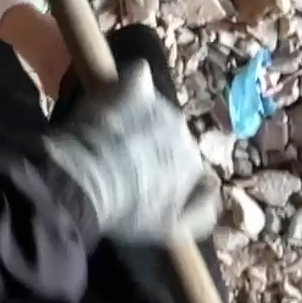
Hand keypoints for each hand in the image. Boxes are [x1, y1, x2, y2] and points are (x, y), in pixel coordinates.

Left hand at [41, 61, 216, 242]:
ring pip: (153, 104)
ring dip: (138, 111)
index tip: (142, 172)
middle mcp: (183, 132)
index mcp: (193, 166)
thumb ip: (200, 212)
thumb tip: (212, 189)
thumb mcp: (170, 229)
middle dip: (151, 137)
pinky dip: (131, 79)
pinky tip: (117, 87)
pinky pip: (139, 73)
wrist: (88, 180)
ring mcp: (159, 107)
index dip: (163, 165)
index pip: (186, 161)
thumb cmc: (125, 210)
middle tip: (123, 149)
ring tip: (111, 125)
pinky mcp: (133, 87)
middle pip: (170, 130)